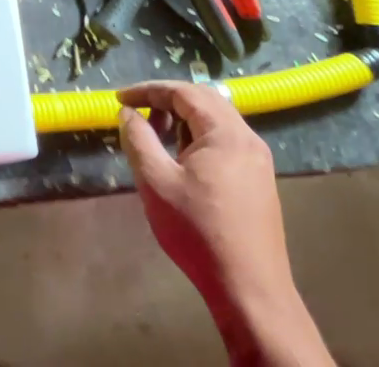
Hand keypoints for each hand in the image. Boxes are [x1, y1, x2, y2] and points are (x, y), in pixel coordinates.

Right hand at [118, 82, 329, 366]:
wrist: (249, 287)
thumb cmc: (198, 230)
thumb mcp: (156, 181)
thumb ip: (138, 139)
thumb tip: (128, 113)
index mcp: (227, 133)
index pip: (185, 92)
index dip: (148, 90)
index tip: (119, 99)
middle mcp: (248, 139)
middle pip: (205, 100)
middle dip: (167, 100)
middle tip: (136, 113)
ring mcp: (258, 161)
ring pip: (217, 122)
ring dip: (183, 119)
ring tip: (155, 135)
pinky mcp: (258, 181)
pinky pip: (226, 142)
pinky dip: (198, 138)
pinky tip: (181, 158)